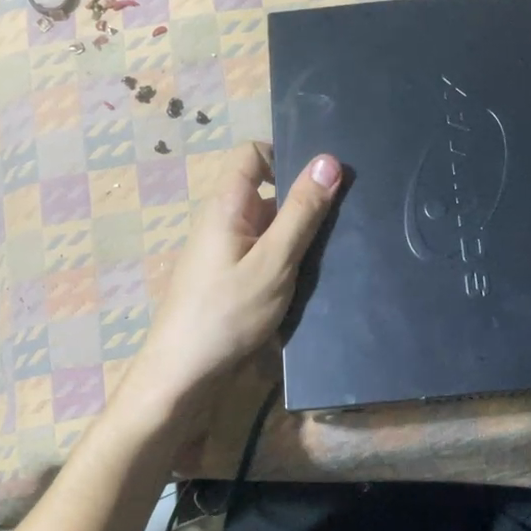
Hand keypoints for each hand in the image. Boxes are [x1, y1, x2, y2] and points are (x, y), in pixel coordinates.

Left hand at [118, 142, 341, 423]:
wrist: (184, 375)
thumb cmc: (227, 313)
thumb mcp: (274, 261)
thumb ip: (302, 212)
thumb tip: (329, 160)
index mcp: (226, 205)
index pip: (252, 154)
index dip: (286, 156)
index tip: (323, 181)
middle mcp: (223, 223)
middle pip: (268, 194)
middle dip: (304, 205)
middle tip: (345, 221)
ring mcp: (226, 255)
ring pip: (271, 230)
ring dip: (300, 240)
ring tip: (338, 255)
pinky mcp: (232, 283)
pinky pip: (266, 258)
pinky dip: (289, 265)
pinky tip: (314, 284)